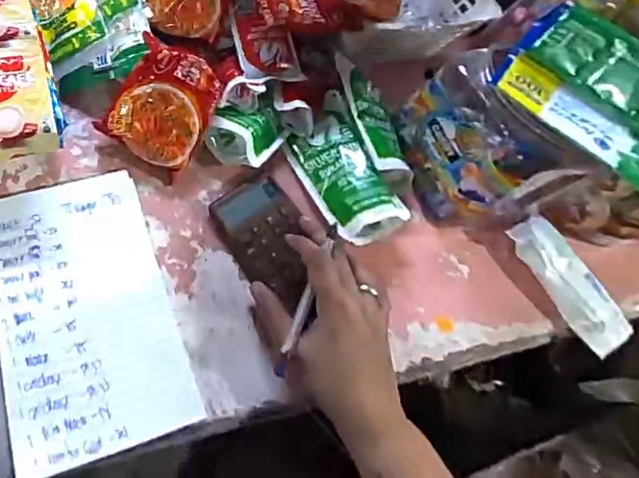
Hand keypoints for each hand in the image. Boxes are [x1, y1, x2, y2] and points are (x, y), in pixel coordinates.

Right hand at [248, 217, 403, 447]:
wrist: (372, 415)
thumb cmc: (330, 382)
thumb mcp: (296, 350)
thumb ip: (275, 316)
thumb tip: (256, 286)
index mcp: (336, 301)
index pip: (320, 260)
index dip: (304, 243)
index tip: (287, 236)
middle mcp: (357, 297)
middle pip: (340, 257)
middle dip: (322, 238)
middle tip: (304, 222)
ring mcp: (374, 308)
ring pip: (359, 267)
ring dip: (341, 252)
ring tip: (327, 243)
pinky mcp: (382, 321)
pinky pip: (374, 286)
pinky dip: (361, 272)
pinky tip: (356, 275)